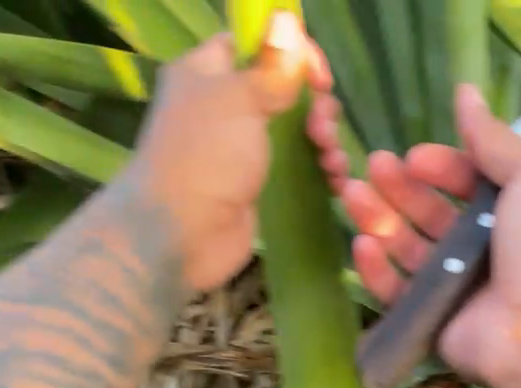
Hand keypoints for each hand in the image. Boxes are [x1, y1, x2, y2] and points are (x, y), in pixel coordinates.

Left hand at [130, 14, 331, 291]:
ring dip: (325, 141)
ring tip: (330, 160)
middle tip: (323, 130)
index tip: (320, 77)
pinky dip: (320, 171)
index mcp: (209, 74)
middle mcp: (226, 108)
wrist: (184, 233)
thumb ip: (270, 65)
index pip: (255, 45)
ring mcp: (244, 151)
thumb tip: (288, 17)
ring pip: (297, 132)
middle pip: (285, 91)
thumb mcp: (239, 99)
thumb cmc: (205, 156)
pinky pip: (298, 169)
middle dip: (316, 106)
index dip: (292, 52)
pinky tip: (336, 182)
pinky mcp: (259, 187)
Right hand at [307, 83, 520, 387]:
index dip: (438, 166)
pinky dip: (376, 269)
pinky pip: (397, 292)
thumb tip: (465, 92)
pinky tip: (362, 244)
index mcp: (511, 214)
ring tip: (353, 196)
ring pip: (407, 248)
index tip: (414, 158)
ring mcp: (455, 287)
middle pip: (429, 212)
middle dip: (399, 187)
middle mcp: (482, 250)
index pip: (464, 182)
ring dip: (378, 219)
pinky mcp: (432, 320)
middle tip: (372, 167)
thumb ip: (495, 138)